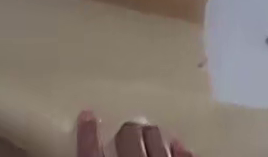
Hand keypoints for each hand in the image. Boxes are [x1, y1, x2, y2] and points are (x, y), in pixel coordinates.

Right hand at [76, 111, 192, 156]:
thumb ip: (90, 155)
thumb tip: (87, 138)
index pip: (91, 153)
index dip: (87, 134)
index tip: (87, 114)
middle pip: (129, 137)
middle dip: (127, 131)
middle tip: (126, 129)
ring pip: (156, 141)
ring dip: (151, 136)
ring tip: (149, 132)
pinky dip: (180, 151)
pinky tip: (178, 144)